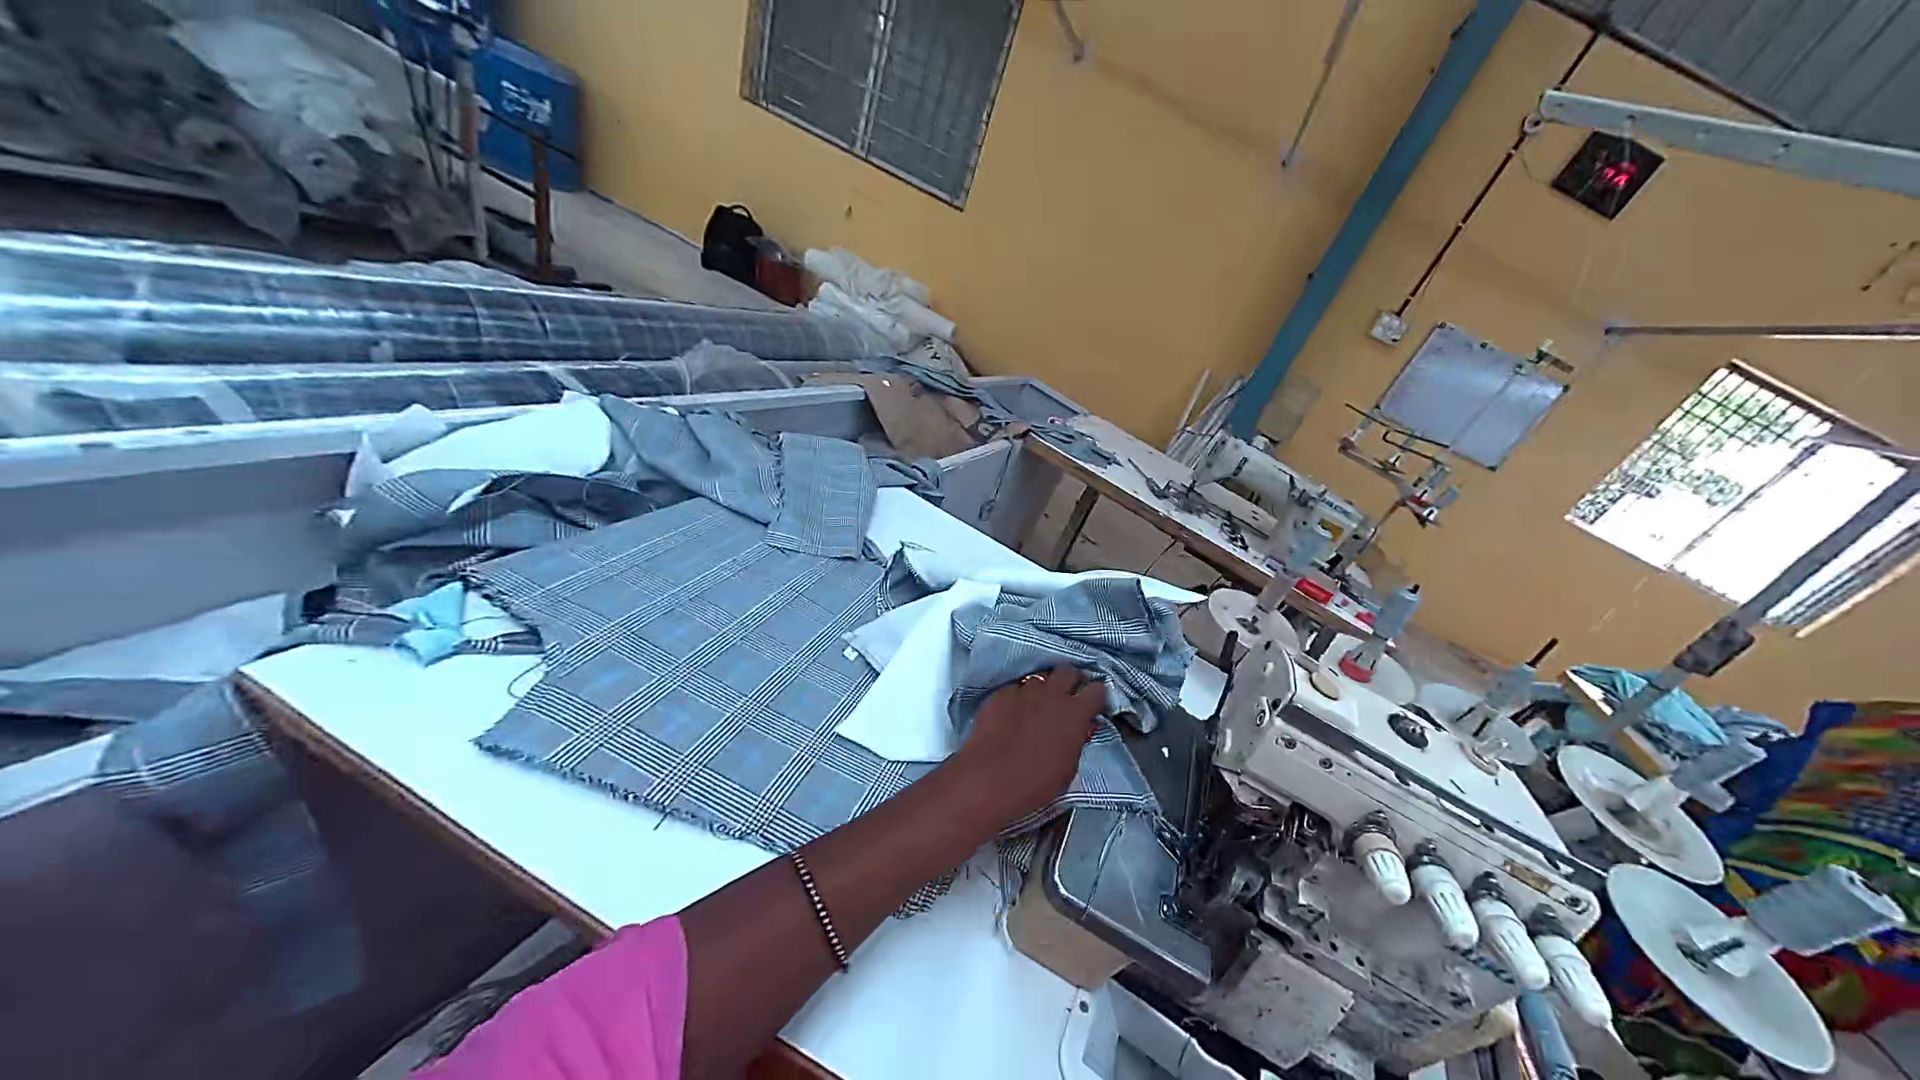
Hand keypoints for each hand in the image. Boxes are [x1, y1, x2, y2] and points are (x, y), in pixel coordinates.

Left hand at [950, 665, 1105, 826]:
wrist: (990, 779)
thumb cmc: (1037, 783)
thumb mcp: (1069, 767)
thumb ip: (1079, 739)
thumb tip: (1084, 725)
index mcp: (1076, 712)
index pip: (1097, 689)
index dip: (1096, 696)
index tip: (1093, 704)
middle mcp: (1052, 693)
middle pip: (1068, 671)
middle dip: (1070, 680)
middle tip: (1067, 696)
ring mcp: (1024, 690)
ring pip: (1040, 678)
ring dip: (1043, 688)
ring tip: (1038, 704)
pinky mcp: (1000, 693)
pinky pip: (1016, 688)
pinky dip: (1018, 697)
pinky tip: (1012, 712)